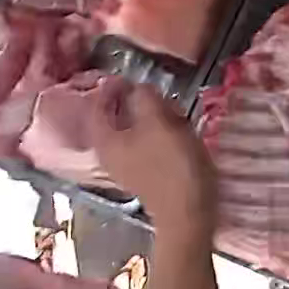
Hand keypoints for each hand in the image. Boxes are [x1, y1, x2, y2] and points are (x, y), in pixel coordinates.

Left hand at [89, 76, 214, 232]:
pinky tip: (179, 135)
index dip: (112, 87)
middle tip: (154, 93)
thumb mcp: (160, 124)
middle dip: (134, 104)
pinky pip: (149, 147)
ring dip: (151, 120)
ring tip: (172, 112)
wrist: (190, 213)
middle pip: (117, 120)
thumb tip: (139, 87)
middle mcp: (110, 154)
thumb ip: (146, 99)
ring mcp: (129, 168)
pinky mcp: (149, 177)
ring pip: (135, 133)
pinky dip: (160, 136)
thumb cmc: (172, 166)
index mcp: (105, 140)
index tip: (130, 75)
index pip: (98, 105)